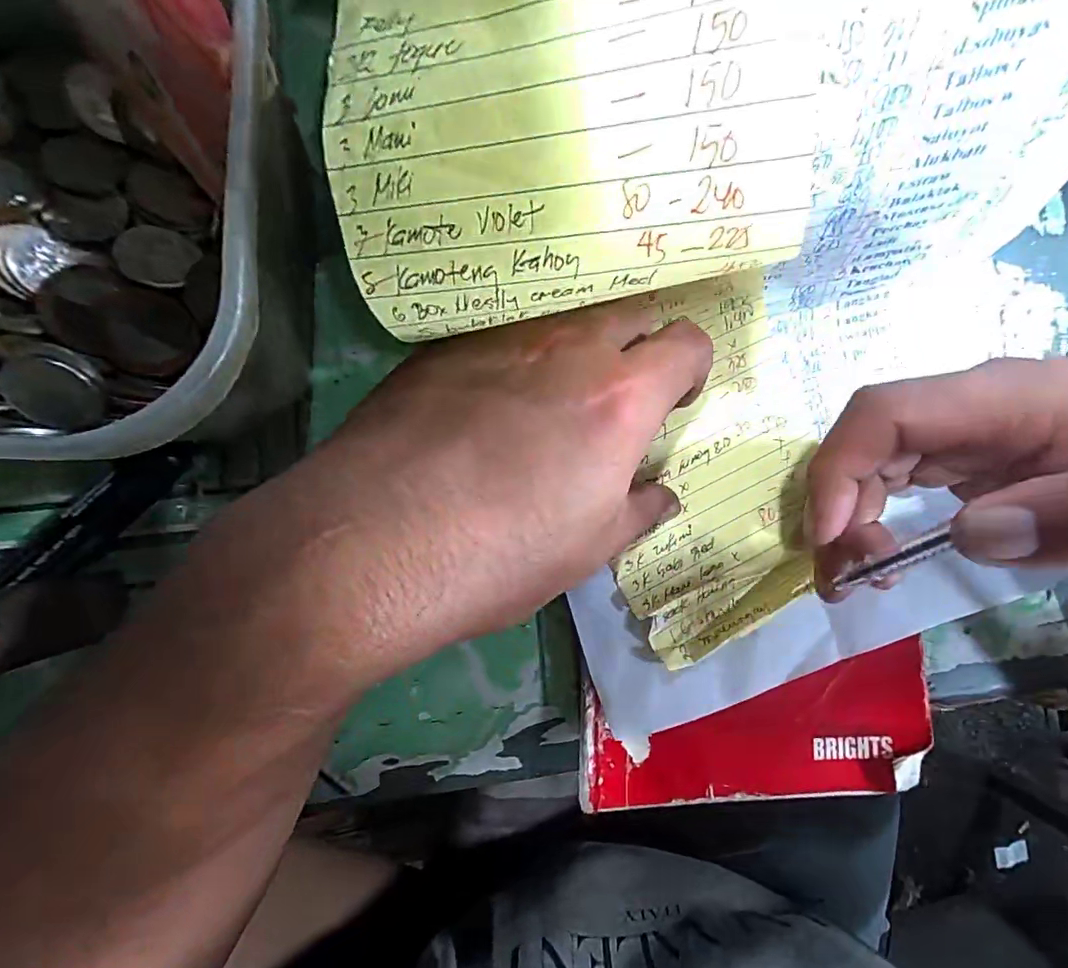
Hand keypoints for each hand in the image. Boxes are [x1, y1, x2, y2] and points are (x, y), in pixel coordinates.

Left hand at [226, 300, 709, 651]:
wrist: (374, 543)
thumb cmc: (504, 554)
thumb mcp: (591, 548)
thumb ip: (639, 509)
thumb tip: (661, 495)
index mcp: (621, 398)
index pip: (687, 343)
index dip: (693, 367)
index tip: (677, 402)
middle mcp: (568, 349)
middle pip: (630, 313)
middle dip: (642, 347)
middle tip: (623, 399)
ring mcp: (500, 339)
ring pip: (564, 320)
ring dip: (580, 351)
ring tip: (554, 405)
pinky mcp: (442, 348)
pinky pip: (503, 337)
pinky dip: (519, 362)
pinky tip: (488, 410)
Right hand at [805, 358, 1067, 613]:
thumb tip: (971, 528)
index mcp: (1027, 397)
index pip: (896, 409)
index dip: (842, 468)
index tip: (834, 543)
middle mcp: (986, 407)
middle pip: (870, 437)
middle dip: (838, 507)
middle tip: (853, 581)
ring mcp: (975, 438)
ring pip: (871, 462)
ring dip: (846, 521)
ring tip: (860, 582)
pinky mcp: (969, 471)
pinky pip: (891, 486)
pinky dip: (867, 526)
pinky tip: (881, 565)